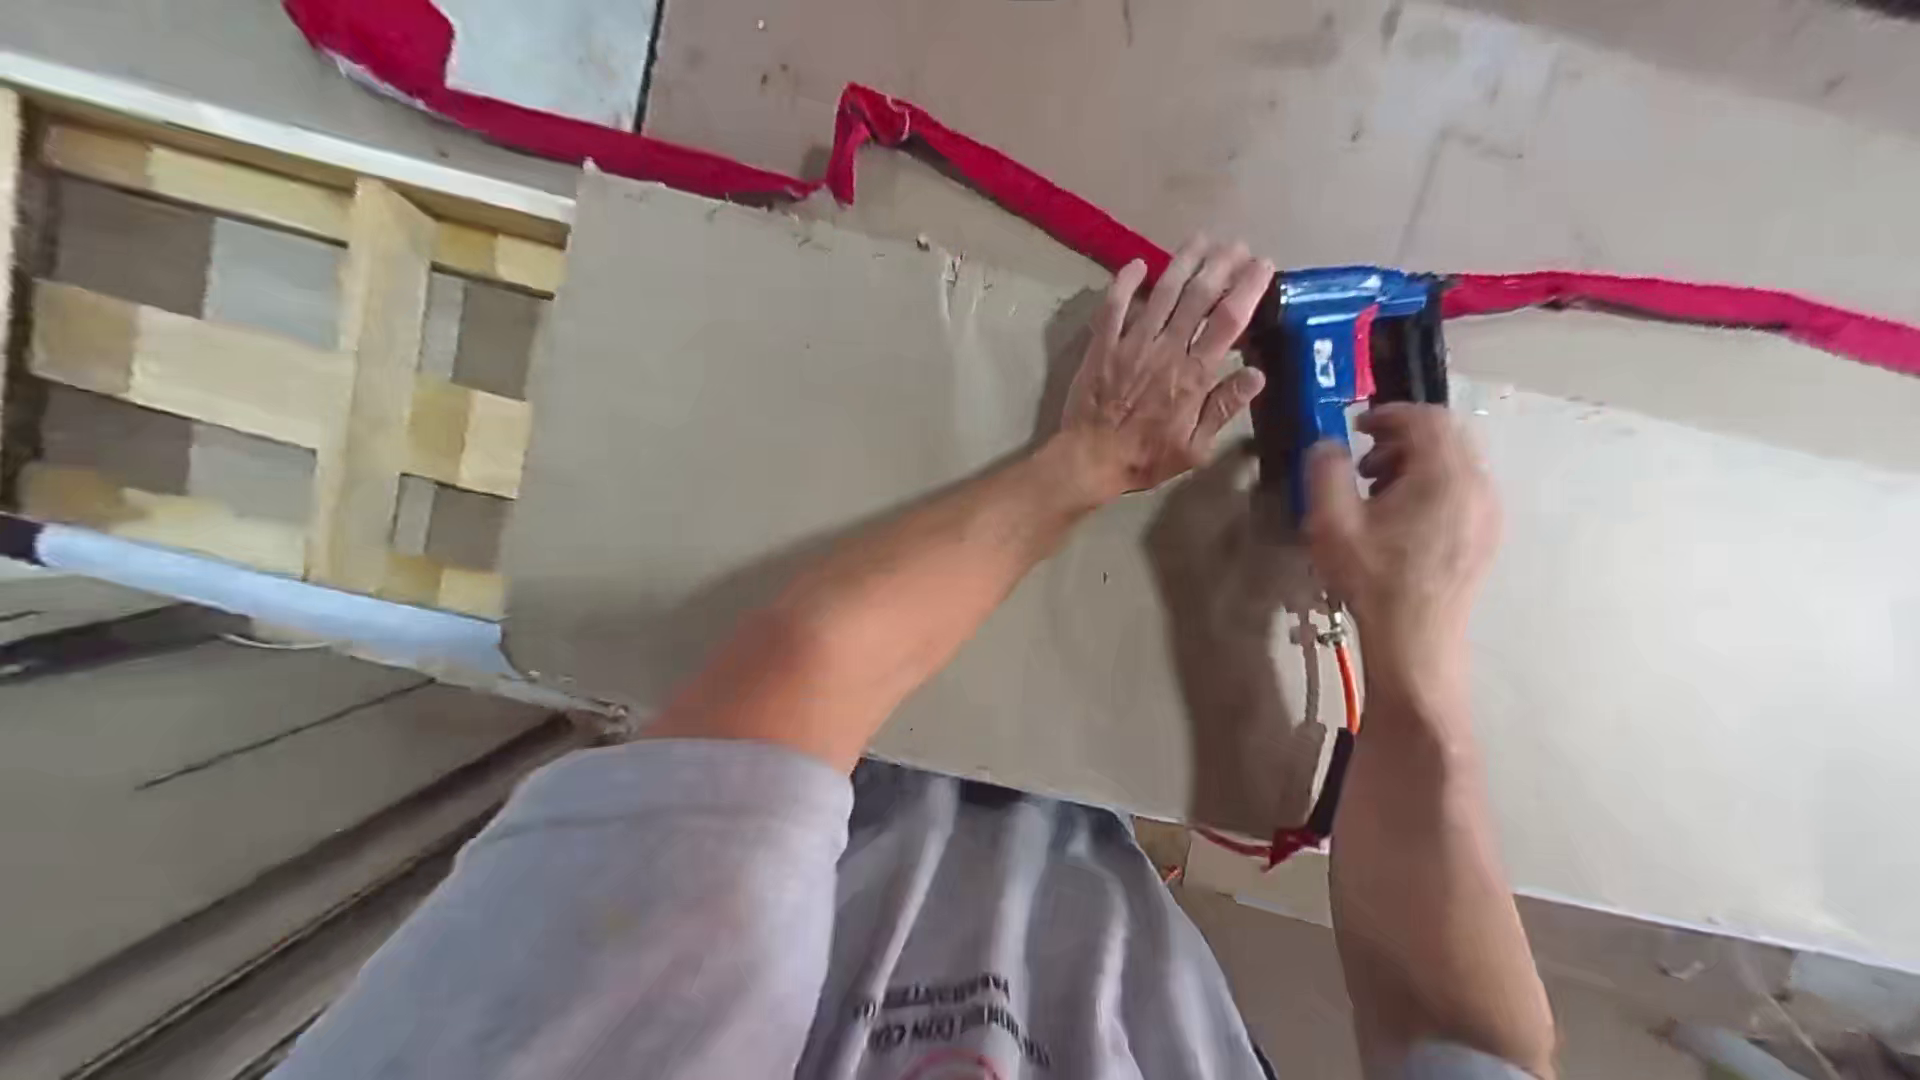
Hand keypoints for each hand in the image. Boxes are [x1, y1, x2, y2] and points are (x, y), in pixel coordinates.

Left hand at [1053, 237, 1273, 503]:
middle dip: (1222, 264)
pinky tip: (1138, 263)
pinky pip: (1113, 306)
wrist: (1090, 459)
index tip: (1263, 265)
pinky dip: (1124, 282)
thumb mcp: (1195, 447)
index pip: (1229, 320)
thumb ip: (1223, 408)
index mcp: (1194, 375)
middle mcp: (1166, 350)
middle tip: (1237, 244)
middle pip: (1199, 295)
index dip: (1248, 287)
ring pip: (1162, 292)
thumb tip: (1257, 375)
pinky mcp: (1102, 346)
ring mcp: (1131, 344)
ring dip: (1183, 261)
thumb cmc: (1145, 458)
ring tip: (1201, 239)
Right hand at [1305, 405, 1499, 659]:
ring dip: (1413, 462)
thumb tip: (1328, 444)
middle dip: (1400, 438)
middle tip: (1362, 464)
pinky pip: (1462, 488)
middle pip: (1446, 436)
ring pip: (1455, 462)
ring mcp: (1488, 511)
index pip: (1427, 418)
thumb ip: (1325, 471)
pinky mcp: (1486, 533)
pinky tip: (1399, 518)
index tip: (1356, 426)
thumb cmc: (1371, 576)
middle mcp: (1478, 485)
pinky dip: (1430, 484)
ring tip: (1376, 493)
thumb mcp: (1331, 521)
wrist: (1415, 636)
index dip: (1389, 413)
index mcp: (1444, 476)